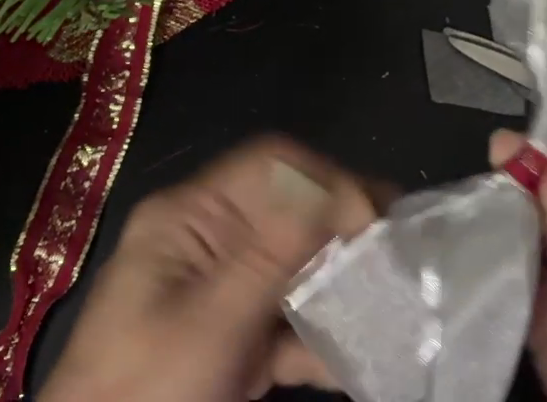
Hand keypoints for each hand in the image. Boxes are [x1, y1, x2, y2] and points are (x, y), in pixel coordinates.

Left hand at [39, 137, 373, 401]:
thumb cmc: (144, 385)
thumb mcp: (210, 320)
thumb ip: (275, 254)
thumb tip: (341, 189)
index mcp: (189, 217)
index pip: (269, 166)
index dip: (326, 182)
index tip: (373, 222)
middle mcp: (207, 242)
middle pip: (288, 215)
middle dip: (344, 234)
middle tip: (402, 259)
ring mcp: (219, 293)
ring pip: (293, 270)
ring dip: (340, 289)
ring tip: (397, 305)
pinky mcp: (230, 341)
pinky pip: (285, 323)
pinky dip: (320, 339)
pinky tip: (361, 359)